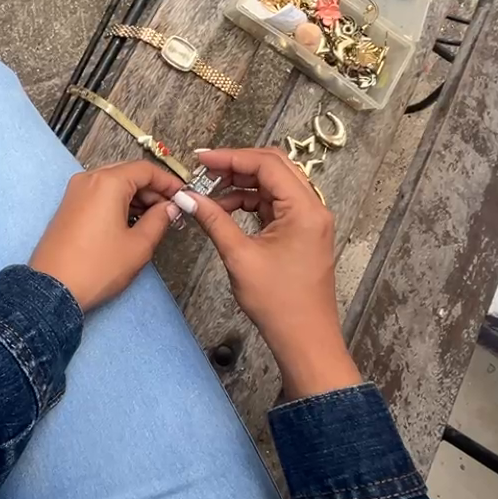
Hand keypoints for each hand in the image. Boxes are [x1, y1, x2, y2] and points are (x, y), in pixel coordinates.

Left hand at [28, 160, 183, 312]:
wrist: (53, 287)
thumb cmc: (95, 267)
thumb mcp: (138, 245)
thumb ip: (159, 220)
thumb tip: (169, 208)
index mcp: (107, 182)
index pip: (145, 169)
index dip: (168, 182)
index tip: (183, 196)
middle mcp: (88, 179)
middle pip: (128, 172)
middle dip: (152, 189)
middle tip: (170, 210)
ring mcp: (76, 191)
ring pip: (114, 183)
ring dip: (135, 196)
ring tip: (154, 220)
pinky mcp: (70, 205)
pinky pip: (100, 193)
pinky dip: (118, 202)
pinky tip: (131, 222)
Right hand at [182, 147, 361, 399]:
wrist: (305, 341)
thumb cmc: (278, 302)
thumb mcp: (239, 256)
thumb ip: (213, 219)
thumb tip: (185, 196)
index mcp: (304, 209)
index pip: (266, 165)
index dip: (230, 157)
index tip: (199, 159)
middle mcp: (312, 207)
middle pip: (273, 167)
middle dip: (236, 164)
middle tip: (203, 169)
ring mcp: (308, 219)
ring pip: (272, 184)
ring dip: (240, 183)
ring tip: (208, 192)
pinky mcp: (300, 231)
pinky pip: (272, 203)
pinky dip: (247, 200)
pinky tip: (223, 209)